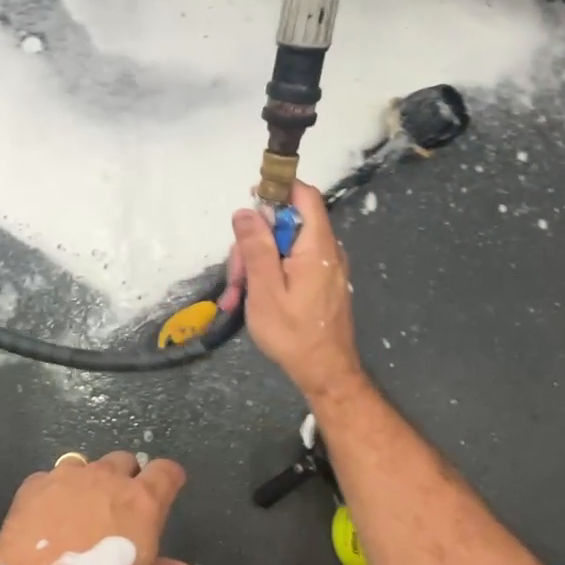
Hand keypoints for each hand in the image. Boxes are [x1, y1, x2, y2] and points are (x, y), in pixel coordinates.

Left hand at [0, 452, 198, 564]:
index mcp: (140, 501)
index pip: (165, 472)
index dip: (170, 476)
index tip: (172, 482)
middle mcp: (105, 478)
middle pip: (124, 461)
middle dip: (128, 475)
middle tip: (125, 501)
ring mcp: (66, 476)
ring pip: (86, 464)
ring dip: (91, 480)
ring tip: (85, 505)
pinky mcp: (35, 483)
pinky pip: (51, 478)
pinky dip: (55, 491)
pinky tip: (49, 513)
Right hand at [219, 182, 365, 402]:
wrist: (325, 374)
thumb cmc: (293, 333)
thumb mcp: (265, 289)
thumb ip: (256, 247)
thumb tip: (245, 211)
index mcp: (317, 247)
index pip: (305, 196)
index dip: (277, 191)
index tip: (250, 204)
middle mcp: (327, 251)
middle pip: (287, 224)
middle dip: (255, 241)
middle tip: (237, 274)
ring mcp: (325, 268)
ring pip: (284, 246)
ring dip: (256, 264)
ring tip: (239, 295)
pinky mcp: (320, 283)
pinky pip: (291, 265)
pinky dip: (269, 276)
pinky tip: (251, 299)